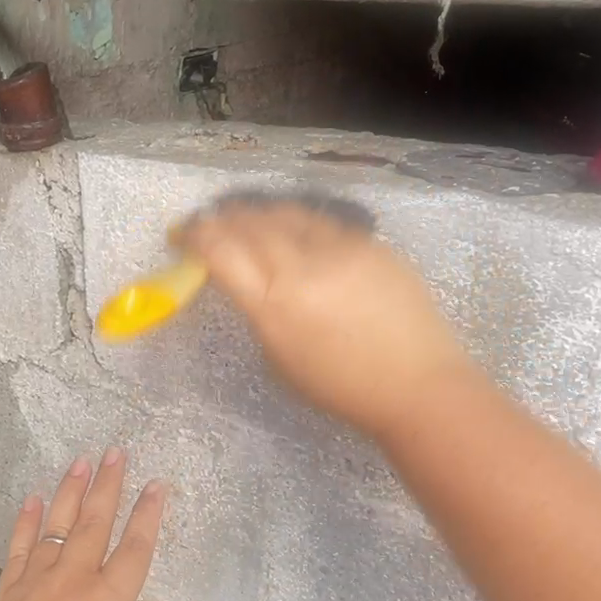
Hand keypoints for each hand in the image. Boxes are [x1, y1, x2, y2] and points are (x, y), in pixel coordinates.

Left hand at [0, 449, 186, 600]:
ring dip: (69, 491)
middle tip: (116, 450)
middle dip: (108, 484)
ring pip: (56, 526)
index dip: (148, 514)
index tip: (157, 483)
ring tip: (80, 460)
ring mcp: (37, 582)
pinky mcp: (8, 593)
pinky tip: (32, 499)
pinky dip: (25, 522)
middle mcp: (74, 580)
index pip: (135, 547)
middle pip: (94, 522)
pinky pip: (18, 548)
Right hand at [176, 202, 472, 440]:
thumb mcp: (278, 357)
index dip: (195, 237)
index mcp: (272, 305)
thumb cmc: (340, 388)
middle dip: (220, 220)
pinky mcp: (369, 243)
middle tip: (206, 221)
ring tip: (242, 216)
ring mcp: (339, 250)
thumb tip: (247, 281)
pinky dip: (295, 222)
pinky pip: (321, 223)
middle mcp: (301, 268)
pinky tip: (288, 227)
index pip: (220, 252)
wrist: (418, 385)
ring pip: (284, 214)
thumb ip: (258, 312)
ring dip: (255, 213)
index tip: (182, 235)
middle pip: (248, 225)